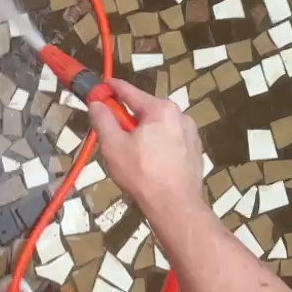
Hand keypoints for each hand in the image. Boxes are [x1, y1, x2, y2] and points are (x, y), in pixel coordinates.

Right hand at [87, 78, 209, 232]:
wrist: (176, 206)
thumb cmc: (142, 174)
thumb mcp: (113, 145)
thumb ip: (103, 120)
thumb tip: (97, 103)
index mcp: (161, 109)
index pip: (130, 91)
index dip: (111, 88)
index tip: (100, 85)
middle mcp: (180, 115)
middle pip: (145, 110)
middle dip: (127, 119)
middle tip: (112, 135)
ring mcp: (191, 134)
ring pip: (158, 127)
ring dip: (143, 134)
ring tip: (131, 156)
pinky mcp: (195, 151)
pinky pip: (170, 140)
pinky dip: (158, 146)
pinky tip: (150, 165)